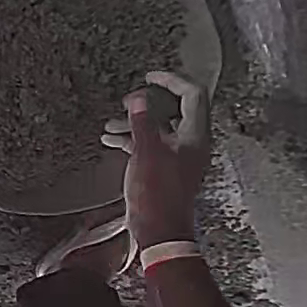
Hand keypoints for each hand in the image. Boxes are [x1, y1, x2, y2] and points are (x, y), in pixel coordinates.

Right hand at [102, 70, 210, 249]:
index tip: (150, 76)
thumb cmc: (157, 193)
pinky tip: (111, 140)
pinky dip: (132, 139)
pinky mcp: (165, 168)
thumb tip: (139, 98)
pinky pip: (150, 144)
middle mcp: (191, 143)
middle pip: (174, 109)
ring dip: (134, 122)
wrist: (158, 230)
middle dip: (148, 103)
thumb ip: (143, 121)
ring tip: (110, 125)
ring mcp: (179, 156)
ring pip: (158, 128)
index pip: (192, 94)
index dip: (172, 80)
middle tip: (128, 100)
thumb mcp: (146, 152)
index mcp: (195, 135)